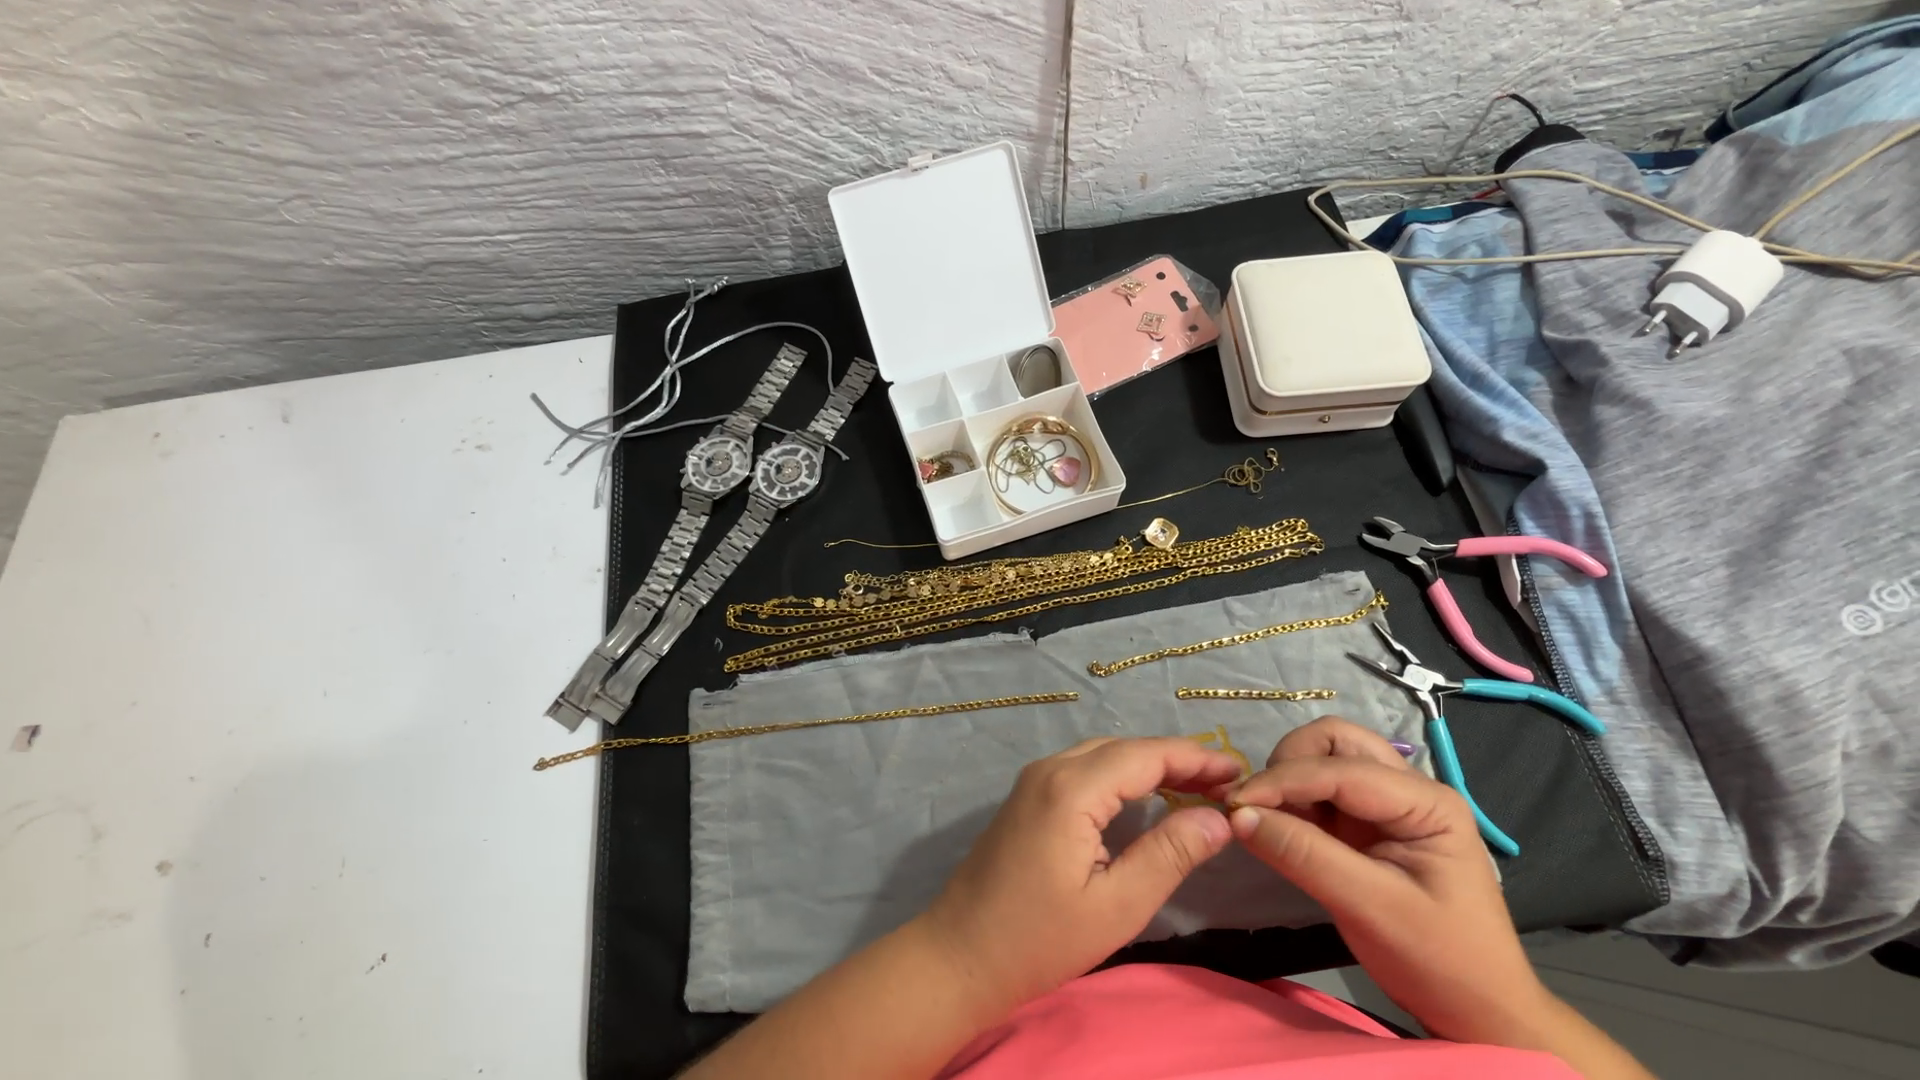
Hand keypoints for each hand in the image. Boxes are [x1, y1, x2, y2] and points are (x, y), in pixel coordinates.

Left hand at [919, 736, 1242, 1016]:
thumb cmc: (1040, 940)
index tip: (1240, 771)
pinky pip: (1082, 770)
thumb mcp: (1117, 905)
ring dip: (1148, 766)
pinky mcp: (1026, 798)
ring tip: (1196, 787)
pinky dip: (1120, 776)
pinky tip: (1144, 797)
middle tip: (1225, 783)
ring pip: (1102, 756)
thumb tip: (1219, 818)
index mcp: (1070, 789)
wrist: (959, 957)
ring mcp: (1032, 782)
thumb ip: (1170, 854)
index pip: (1145, 756)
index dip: (1196, 758)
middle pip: (1124, 749)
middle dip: (1176, 760)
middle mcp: (1049, 770)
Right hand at [1227, 718, 1550, 1042]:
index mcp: (1426, 801)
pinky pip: (1320, 793)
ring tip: (1265, 821)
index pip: (1341, 768)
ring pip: (1324, 758)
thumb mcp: (1371, 908)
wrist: (1477, 1010)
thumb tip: (1237, 816)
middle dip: (1288, 764)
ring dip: (1287, 780)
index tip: (1232, 806)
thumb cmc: (1438, 960)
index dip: (1282, 780)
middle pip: (1334, 741)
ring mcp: (1386, 805)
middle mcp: (1408, 789)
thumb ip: (1304, 856)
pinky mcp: (1366, 826)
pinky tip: (1277, 830)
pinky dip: (1291, 801)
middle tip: (1255, 808)